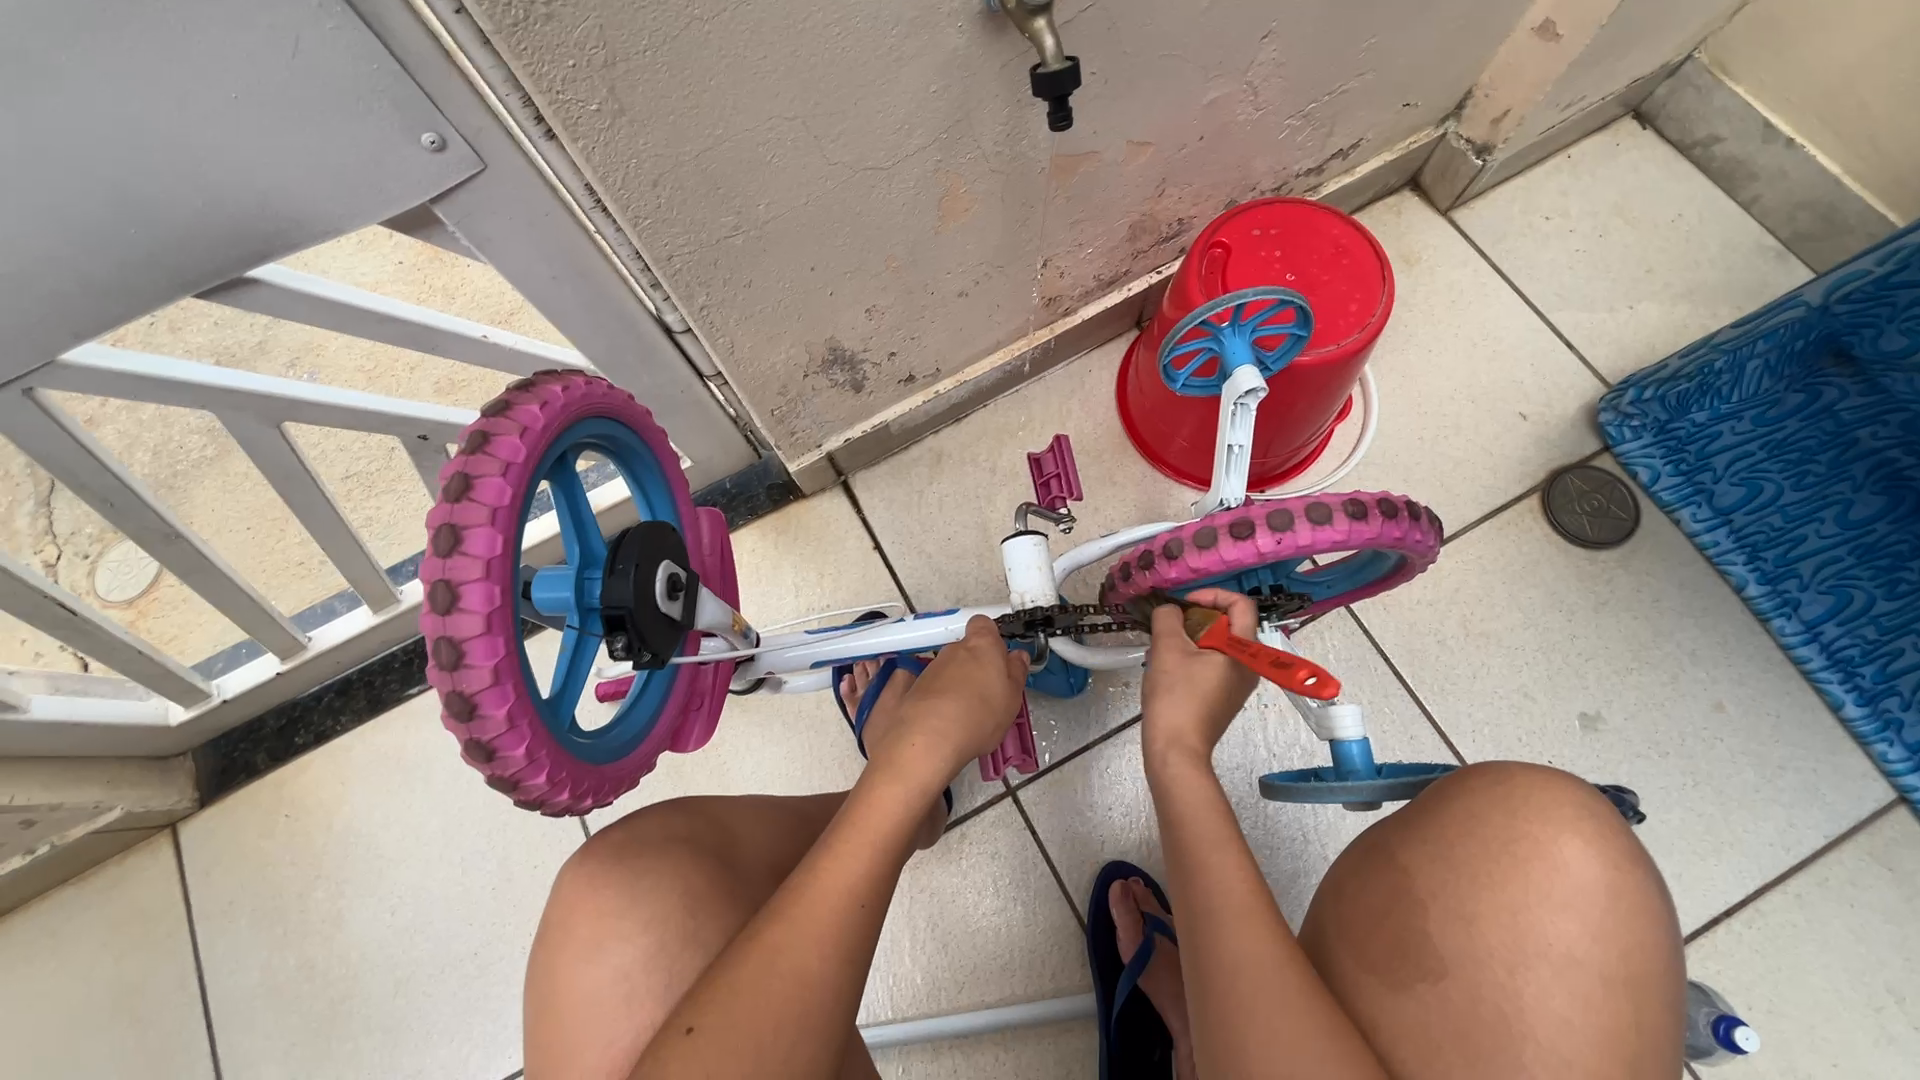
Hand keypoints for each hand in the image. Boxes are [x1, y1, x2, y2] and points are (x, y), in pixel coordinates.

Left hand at [869, 616, 1028, 783]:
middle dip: (976, 665)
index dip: (992, 638)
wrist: (929, 740)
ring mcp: (930, 668)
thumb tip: (1018, 656)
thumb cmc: (979, 716)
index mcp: (982, 645)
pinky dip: (935, 696)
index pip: (984, 624)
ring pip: (948, 668)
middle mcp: (953, 650)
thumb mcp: (1012, 697)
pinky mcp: (911, 688)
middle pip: (966, 648)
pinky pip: (927, 685)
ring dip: (956, 683)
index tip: (1000, 657)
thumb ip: (1016, 671)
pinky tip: (942, 716)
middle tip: (988, 691)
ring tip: (966, 712)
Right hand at [1140, 588, 1259, 769]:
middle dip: (1196, 618)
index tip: (1184, 604)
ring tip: (1163, 648)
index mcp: (1244, 650)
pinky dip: (1192, 657)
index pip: (1241, 604)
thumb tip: (1170, 611)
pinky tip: (1167, 668)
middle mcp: (1249, 666)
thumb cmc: (1176, 697)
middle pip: (1228, 624)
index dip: (1212, 595)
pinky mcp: (1223, 697)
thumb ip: (1168, 618)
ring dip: (1190, 638)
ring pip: (1217, 645)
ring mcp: (1237, 684)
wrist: (1175, 749)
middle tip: (1169, 626)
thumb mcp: (1167, 648)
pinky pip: (1212, 664)